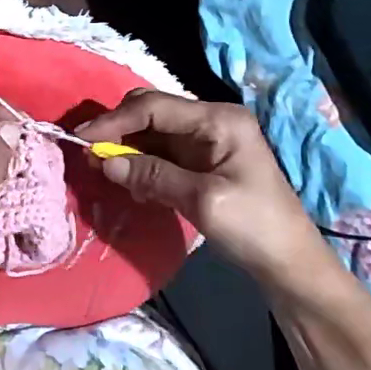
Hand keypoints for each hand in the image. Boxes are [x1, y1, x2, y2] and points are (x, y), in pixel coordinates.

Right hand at [76, 90, 353, 306]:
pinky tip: (132, 185)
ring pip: (152, 134)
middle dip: (118, 131)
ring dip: (127, 150)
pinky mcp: (200, 163)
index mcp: (219, 119)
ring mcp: (206, 142)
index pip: (154, 106)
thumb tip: (105, 161)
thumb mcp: (203, 200)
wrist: (289, 263)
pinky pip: (160, 154)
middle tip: (90, 155)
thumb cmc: (255, 227)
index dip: (114, 120)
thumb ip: (153, 175)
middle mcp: (211, 121)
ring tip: (107, 173)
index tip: (81, 139)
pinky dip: (140, 165)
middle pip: (151, 112)